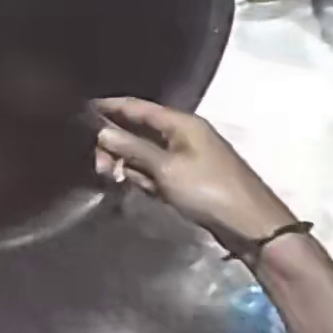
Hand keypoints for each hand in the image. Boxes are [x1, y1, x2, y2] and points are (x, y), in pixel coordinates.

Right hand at [92, 97, 295, 247]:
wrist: (251, 226)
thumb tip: (102, 132)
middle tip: (100, 167)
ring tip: (117, 180)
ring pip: (144, 152)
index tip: (81, 110)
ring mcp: (185, 155)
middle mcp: (182, 133)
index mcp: (180, 123)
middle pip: (137, 130)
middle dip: (115, 145)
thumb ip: (132, 149)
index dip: (108, 106)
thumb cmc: (208, 190)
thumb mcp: (165, 169)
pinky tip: (141, 188)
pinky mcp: (187, 175)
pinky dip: (144, 177)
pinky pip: (155, 169)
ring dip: (129, 164)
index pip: (136, 107)